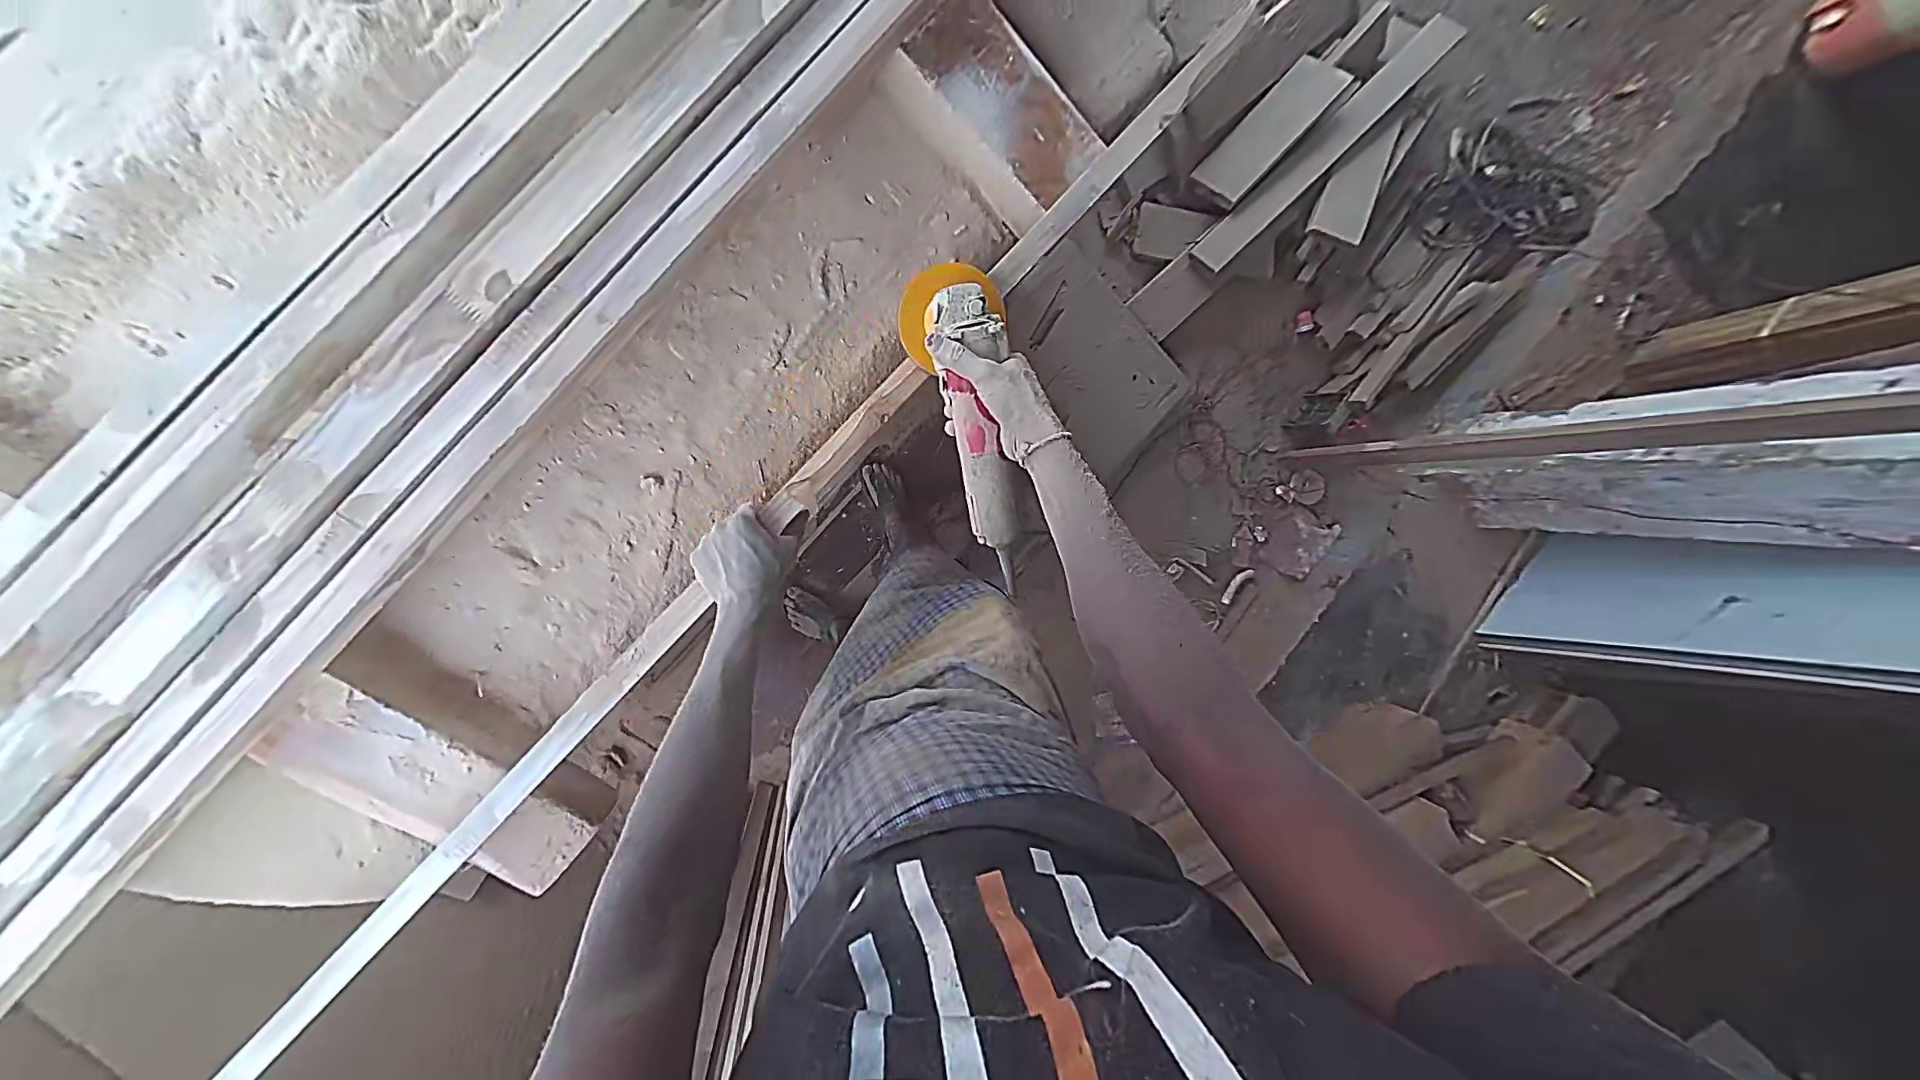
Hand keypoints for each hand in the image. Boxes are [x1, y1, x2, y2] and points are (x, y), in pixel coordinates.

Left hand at [691, 505, 792, 621]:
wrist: (746, 603)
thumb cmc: (768, 575)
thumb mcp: (788, 549)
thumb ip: (795, 528)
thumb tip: (803, 516)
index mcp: (741, 520)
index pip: (749, 511)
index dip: (757, 522)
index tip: (762, 533)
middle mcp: (720, 527)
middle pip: (732, 526)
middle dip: (741, 536)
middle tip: (754, 554)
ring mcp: (706, 544)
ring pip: (719, 540)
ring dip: (727, 548)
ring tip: (741, 566)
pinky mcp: (697, 560)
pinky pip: (708, 556)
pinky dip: (716, 562)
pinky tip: (729, 573)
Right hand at [927, 334, 1067, 465]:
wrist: (1031, 440)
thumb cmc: (1022, 407)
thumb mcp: (985, 373)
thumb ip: (959, 358)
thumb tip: (936, 341)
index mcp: (1011, 363)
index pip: (980, 354)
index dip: (962, 359)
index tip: (947, 364)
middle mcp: (1009, 383)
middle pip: (973, 380)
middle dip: (957, 389)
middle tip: (950, 392)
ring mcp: (1003, 405)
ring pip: (972, 402)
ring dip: (959, 408)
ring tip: (953, 410)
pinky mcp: (998, 424)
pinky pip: (975, 420)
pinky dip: (964, 424)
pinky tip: (960, 425)